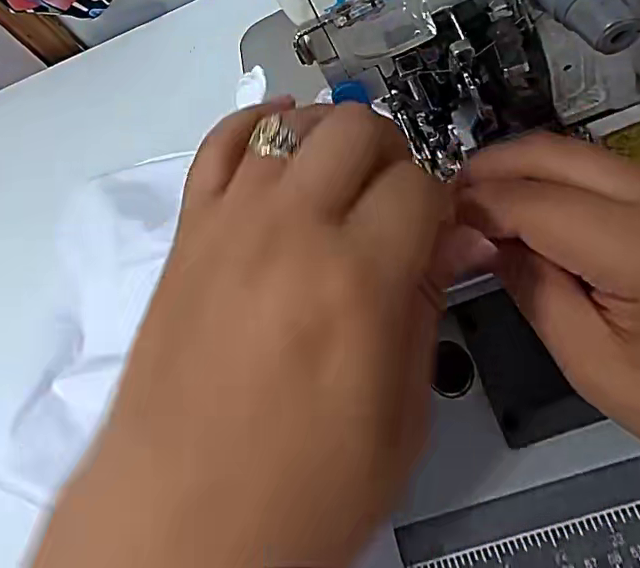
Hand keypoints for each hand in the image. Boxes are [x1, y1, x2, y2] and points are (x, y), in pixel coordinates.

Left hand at [32, 102, 484, 567]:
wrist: (179, 519)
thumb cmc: (301, 489)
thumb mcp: (398, 416)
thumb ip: (427, 303)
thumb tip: (459, 236)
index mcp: (354, 278)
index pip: (420, 185)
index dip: (441, 201)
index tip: (439, 225)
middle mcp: (291, 228)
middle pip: (357, 128)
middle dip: (391, 152)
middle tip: (395, 197)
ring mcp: (231, 220)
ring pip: (292, 123)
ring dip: (331, 136)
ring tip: (343, 174)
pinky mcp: (190, 228)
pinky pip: (218, 143)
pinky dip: (252, 121)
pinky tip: (277, 128)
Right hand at [459, 133, 639, 566]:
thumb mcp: (598, 369)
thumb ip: (533, 290)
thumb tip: (483, 238)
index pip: (533, 202)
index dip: (476, 206)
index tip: (435, 220)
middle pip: (552, 154)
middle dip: (490, 169)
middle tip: (449, 201)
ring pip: (576, 153)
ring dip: (522, 171)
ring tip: (481, 206)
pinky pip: (603, 170)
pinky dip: (557, 181)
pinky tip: (535, 211)